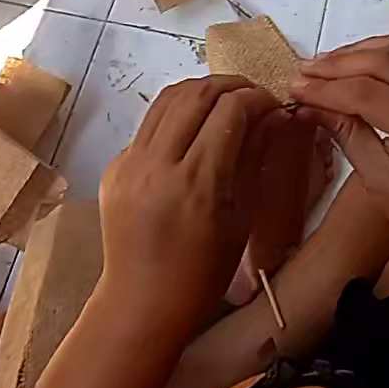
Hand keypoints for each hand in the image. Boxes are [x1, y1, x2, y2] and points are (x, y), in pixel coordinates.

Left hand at [97, 75, 278, 338]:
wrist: (142, 302)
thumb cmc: (201, 274)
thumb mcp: (241, 219)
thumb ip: (254, 158)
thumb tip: (273, 116)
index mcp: (197, 184)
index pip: (230, 111)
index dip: (257, 98)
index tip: (272, 104)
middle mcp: (158, 165)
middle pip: (196, 94)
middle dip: (230, 84)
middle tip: (251, 93)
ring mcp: (130, 163)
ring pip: (168, 99)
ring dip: (200, 90)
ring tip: (224, 98)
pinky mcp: (115, 165)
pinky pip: (149, 124)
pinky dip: (176, 114)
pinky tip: (193, 127)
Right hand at [286, 35, 388, 253]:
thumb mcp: (377, 179)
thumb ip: (345, 133)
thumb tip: (306, 104)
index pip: (369, 94)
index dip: (327, 89)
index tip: (295, 89)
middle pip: (384, 61)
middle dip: (336, 65)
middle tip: (302, 72)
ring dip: (352, 54)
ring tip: (319, 66)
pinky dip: (370, 54)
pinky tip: (346, 65)